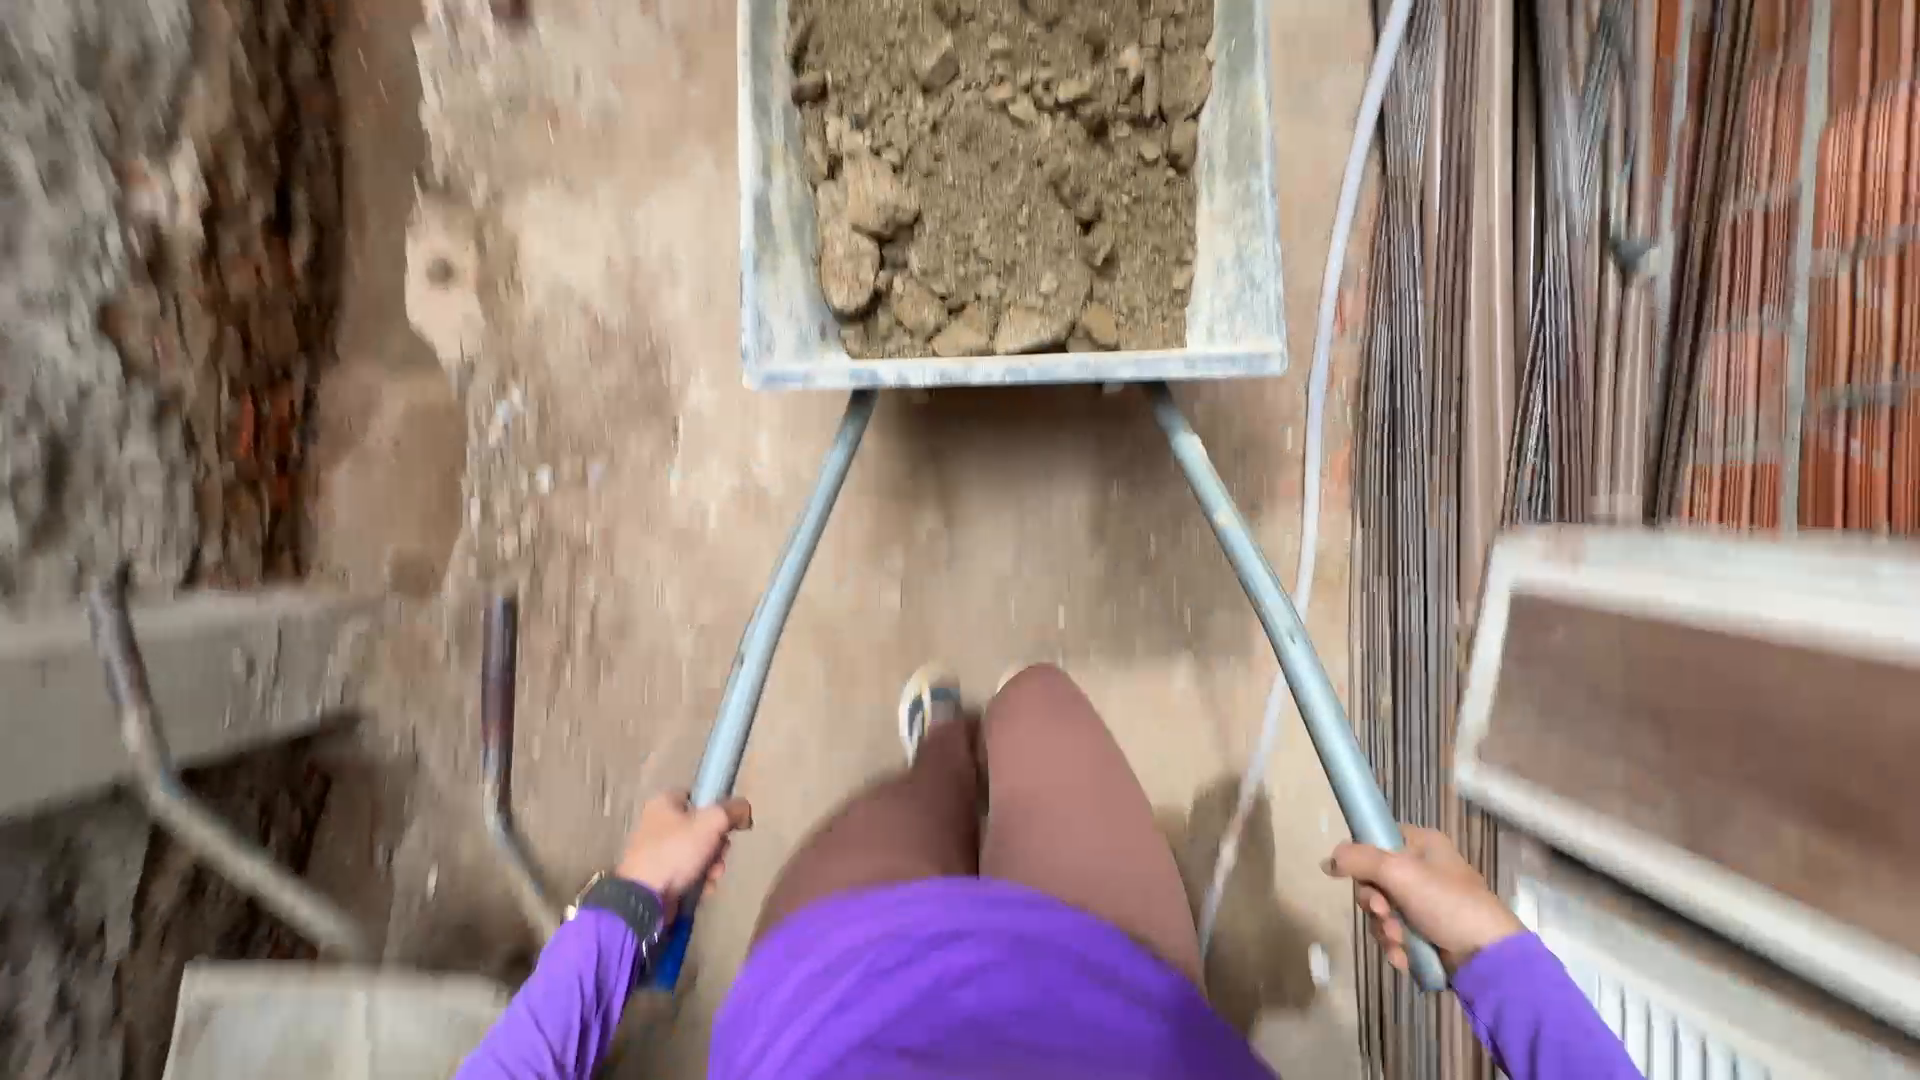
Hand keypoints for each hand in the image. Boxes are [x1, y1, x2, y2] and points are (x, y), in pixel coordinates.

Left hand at [615, 791, 752, 917]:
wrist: (643, 899)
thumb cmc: (676, 851)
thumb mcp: (711, 822)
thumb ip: (733, 810)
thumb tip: (745, 811)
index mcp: (664, 802)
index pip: (698, 796)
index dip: (717, 809)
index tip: (728, 824)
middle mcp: (657, 823)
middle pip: (702, 827)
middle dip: (718, 845)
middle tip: (720, 854)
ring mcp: (656, 851)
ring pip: (698, 852)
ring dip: (712, 865)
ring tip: (712, 877)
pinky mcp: (658, 876)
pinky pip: (687, 871)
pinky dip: (699, 879)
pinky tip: (703, 889)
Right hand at [1324, 825, 1521, 973]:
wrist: (1491, 959)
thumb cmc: (1447, 903)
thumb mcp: (1398, 872)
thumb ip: (1358, 859)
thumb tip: (1326, 861)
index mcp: (1421, 844)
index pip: (1375, 839)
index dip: (1362, 859)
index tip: (1361, 877)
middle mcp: (1422, 869)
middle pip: (1373, 878)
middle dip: (1373, 903)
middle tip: (1382, 912)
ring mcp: (1425, 902)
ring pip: (1381, 909)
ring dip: (1383, 928)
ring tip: (1398, 941)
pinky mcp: (1427, 930)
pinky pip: (1394, 931)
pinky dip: (1395, 944)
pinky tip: (1403, 956)